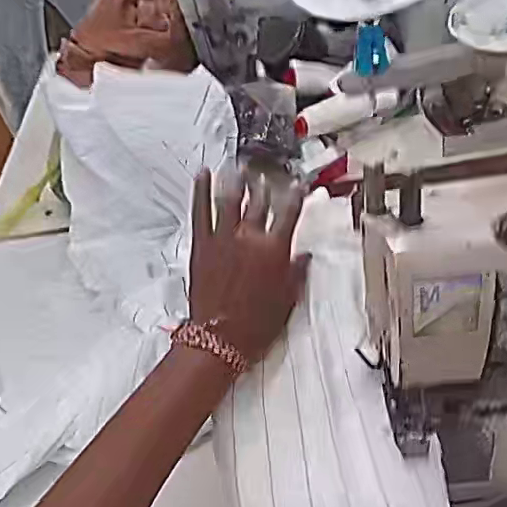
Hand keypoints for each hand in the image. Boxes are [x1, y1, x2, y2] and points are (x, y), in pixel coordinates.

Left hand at [187, 168, 309, 368]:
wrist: (222, 338)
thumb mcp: (287, 299)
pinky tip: (203, 175)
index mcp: (275, 249)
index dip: (296, 195)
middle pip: (259, 202)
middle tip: (266, 174)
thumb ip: (296, 273)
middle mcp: (249, 237)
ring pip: (230, 198)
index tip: (299, 185)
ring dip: (236, 180)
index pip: (289, 212)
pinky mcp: (202, 244)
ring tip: (239, 168)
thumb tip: (304, 257)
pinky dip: (201, 190)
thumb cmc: (257, 323)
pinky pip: (201, 211)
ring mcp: (223, 237)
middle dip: (265, 185)